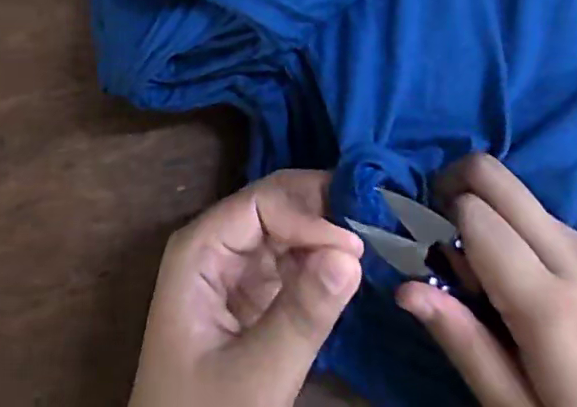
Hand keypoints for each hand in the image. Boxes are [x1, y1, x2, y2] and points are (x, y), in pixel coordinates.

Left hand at [130, 170, 363, 406]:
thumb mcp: (256, 375)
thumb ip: (301, 315)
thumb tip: (351, 255)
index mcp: (200, 249)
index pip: (260, 202)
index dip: (308, 214)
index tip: (355, 245)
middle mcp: (217, 244)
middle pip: (275, 205)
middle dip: (323, 209)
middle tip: (377, 219)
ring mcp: (236, 267)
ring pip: (288, 228)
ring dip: (328, 230)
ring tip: (377, 234)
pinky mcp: (255, 293)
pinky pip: (293, 260)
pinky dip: (324, 258)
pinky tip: (355, 262)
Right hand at [396, 155, 576, 406]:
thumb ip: (464, 342)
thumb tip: (402, 287)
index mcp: (548, 302)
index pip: (472, 211)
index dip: (441, 225)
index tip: (437, 264)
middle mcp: (575, 259)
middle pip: (495, 176)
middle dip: (455, 186)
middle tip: (444, 238)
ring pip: (521, 198)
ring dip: (492, 216)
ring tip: (492, 280)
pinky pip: (551, 223)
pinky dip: (522, 233)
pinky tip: (531, 289)